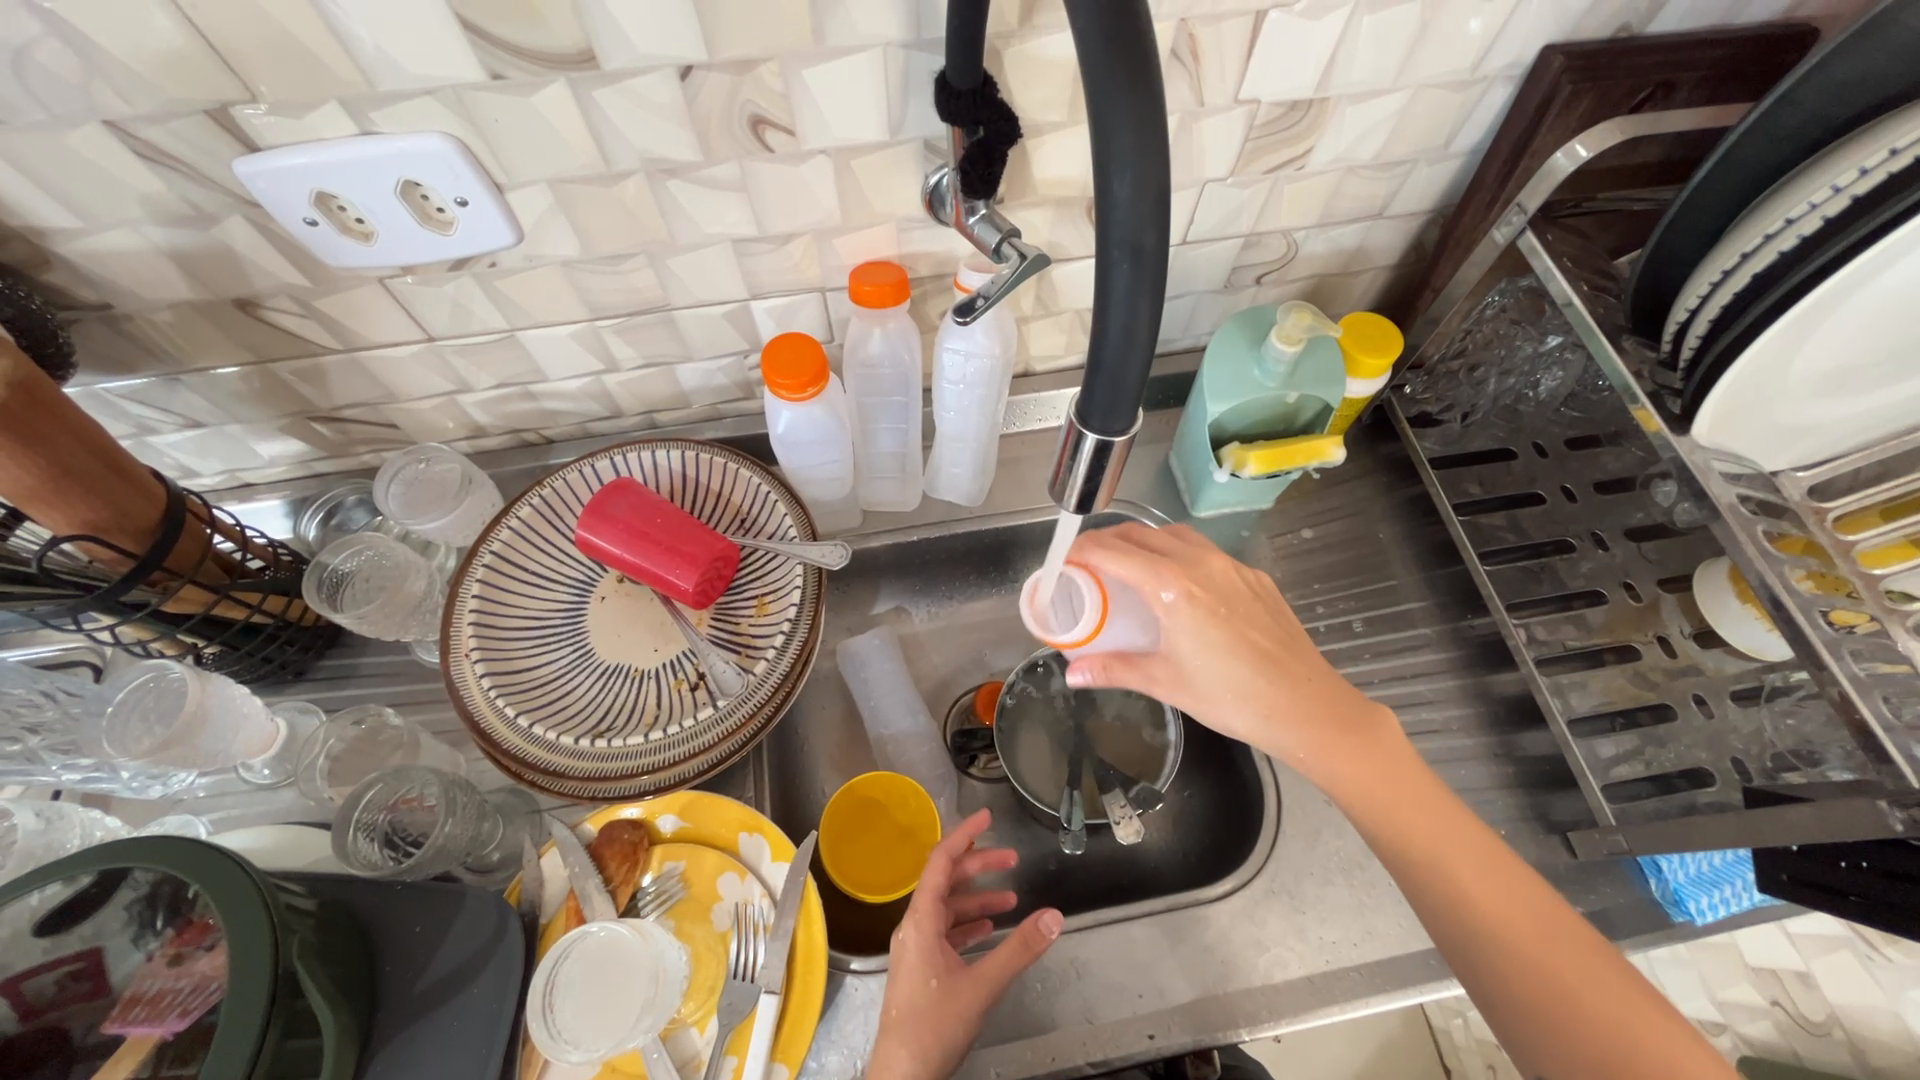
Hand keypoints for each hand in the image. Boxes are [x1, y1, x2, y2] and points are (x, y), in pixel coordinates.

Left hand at [866, 809, 1062, 1079]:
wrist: (901, 1076)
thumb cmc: (933, 1026)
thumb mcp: (983, 986)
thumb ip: (1019, 949)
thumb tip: (1055, 915)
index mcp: (921, 920)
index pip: (940, 862)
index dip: (963, 835)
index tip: (986, 816)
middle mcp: (913, 927)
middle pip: (945, 882)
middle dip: (978, 867)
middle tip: (1012, 861)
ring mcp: (915, 949)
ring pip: (946, 909)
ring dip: (977, 899)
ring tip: (1011, 899)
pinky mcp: (921, 970)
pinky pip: (945, 932)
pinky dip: (968, 924)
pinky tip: (989, 929)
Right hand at [1062, 524, 1401, 783]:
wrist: (1306, 707)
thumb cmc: (1232, 697)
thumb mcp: (1166, 683)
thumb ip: (1115, 670)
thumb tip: (1073, 675)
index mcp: (1173, 586)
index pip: (1113, 552)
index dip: (1081, 550)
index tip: (1064, 559)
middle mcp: (1201, 564)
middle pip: (1141, 534)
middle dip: (1109, 541)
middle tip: (1089, 563)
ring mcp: (1233, 567)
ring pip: (1177, 536)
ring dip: (1146, 543)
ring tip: (1131, 569)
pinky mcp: (1255, 578)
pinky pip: (1208, 554)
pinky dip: (1181, 557)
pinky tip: (1182, 589)